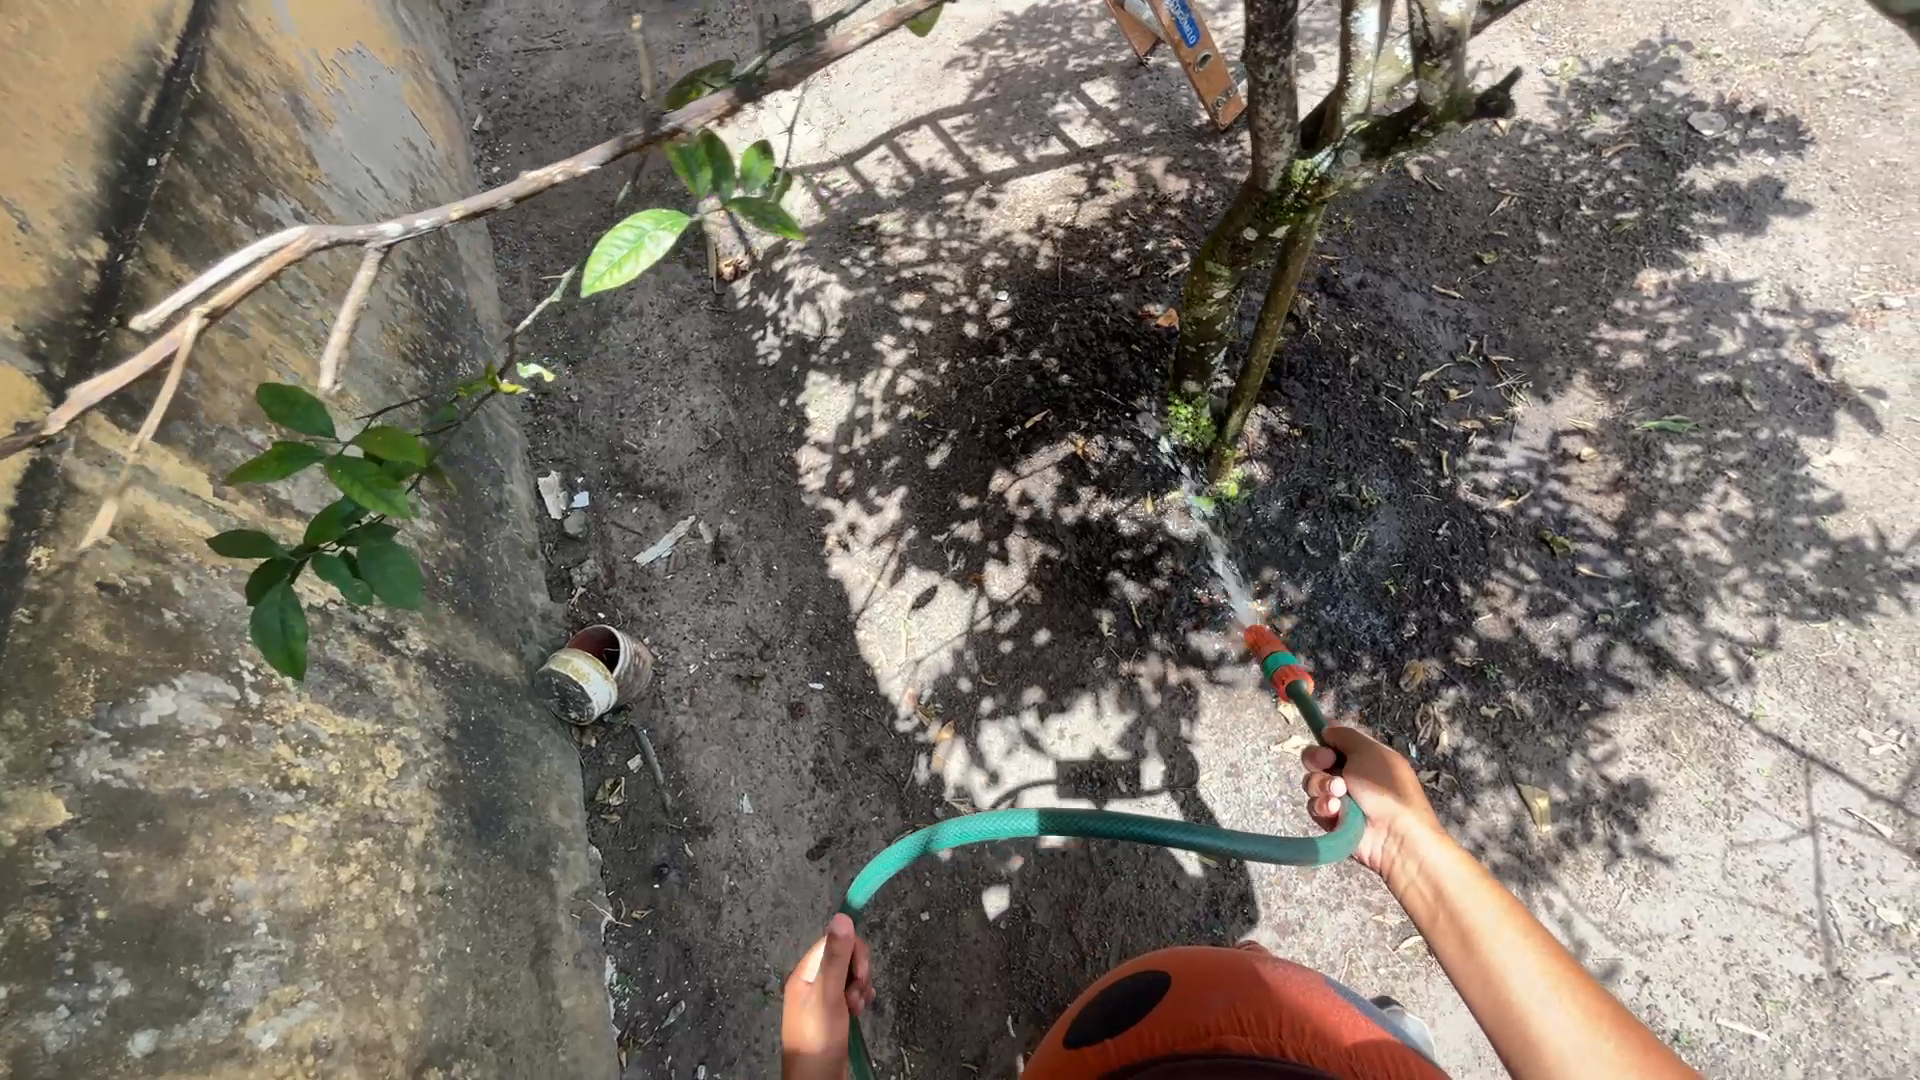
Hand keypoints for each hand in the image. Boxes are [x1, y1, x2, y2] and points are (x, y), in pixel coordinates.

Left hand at [781, 913, 873, 1079]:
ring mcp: (822, 999)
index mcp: (805, 973)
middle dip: (857, 971)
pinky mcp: (832, 1014)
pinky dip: (859, 998)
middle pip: (843, 957)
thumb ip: (836, 956)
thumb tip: (842, 914)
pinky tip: (860, 1011)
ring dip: (860, 986)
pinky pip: (850, 993)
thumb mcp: (828, 994)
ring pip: (849, 975)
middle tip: (857, 994)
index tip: (860, 972)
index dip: (852, 951)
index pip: (833, 942)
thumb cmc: (819, 1037)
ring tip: (857, 1007)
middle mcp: (811, 982)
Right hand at [1300, 725, 1443, 878]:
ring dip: (1322, 785)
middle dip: (1317, 760)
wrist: (1395, 834)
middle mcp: (1349, 775)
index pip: (1333, 742)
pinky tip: (1335, 810)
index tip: (1326, 743)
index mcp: (1363, 757)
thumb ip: (1345, 735)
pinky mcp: (1331, 819)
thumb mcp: (1370, 751)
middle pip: (1316, 759)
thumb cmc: (1386, 787)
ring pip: (1311, 782)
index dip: (1325, 740)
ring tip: (1338, 794)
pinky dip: (1323, 806)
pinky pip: (1314, 805)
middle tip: (1327, 764)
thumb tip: (1327, 729)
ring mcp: (1339, 798)